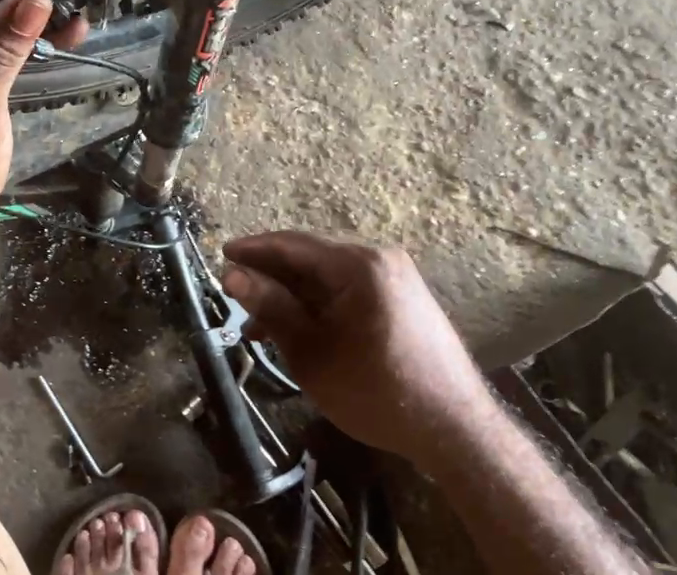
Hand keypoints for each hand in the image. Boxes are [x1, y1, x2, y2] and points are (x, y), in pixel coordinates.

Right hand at [221, 232, 495, 464]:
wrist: (456, 433)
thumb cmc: (376, 391)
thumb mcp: (311, 352)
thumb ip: (271, 306)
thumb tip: (231, 274)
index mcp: (359, 264)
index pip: (291, 244)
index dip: (252, 251)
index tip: (220, 257)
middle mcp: (379, 260)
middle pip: (309, 259)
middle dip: (270, 279)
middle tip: (236, 299)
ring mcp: (396, 279)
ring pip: (326, 278)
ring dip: (292, 297)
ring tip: (259, 327)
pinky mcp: (403, 300)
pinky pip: (348, 291)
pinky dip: (319, 306)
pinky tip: (298, 332)